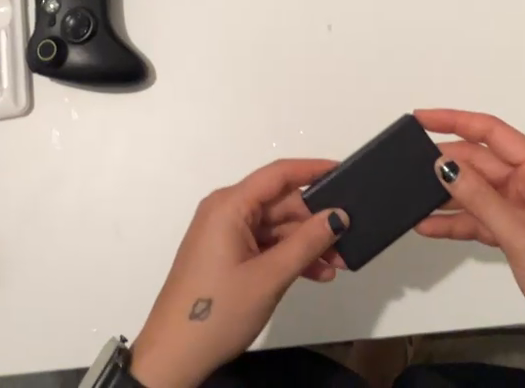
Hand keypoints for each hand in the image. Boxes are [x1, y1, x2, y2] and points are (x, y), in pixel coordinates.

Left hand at [131, 159, 348, 387]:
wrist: (175, 353)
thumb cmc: (220, 309)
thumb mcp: (269, 276)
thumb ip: (306, 243)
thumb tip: (338, 215)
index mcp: (230, 204)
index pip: (277, 175)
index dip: (312, 170)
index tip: (343, 171)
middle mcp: (226, 211)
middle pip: (279, 204)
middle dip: (314, 222)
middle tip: (348, 242)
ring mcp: (225, 234)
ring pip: (275, 227)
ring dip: (305, 244)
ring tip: (338, 265)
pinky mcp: (226, 255)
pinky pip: (264, 245)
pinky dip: (288, 257)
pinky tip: (316, 274)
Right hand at [413, 109, 524, 387]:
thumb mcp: (522, 237)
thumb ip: (479, 198)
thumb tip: (442, 164)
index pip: (493, 133)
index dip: (455, 120)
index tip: (420, 118)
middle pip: (482, 162)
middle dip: (447, 163)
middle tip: (407, 165)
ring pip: (479, 192)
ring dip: (448, 196)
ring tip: (411, 195)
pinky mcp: (522, 238)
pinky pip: (482, 219)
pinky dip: (458, 222)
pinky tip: (429, 226)